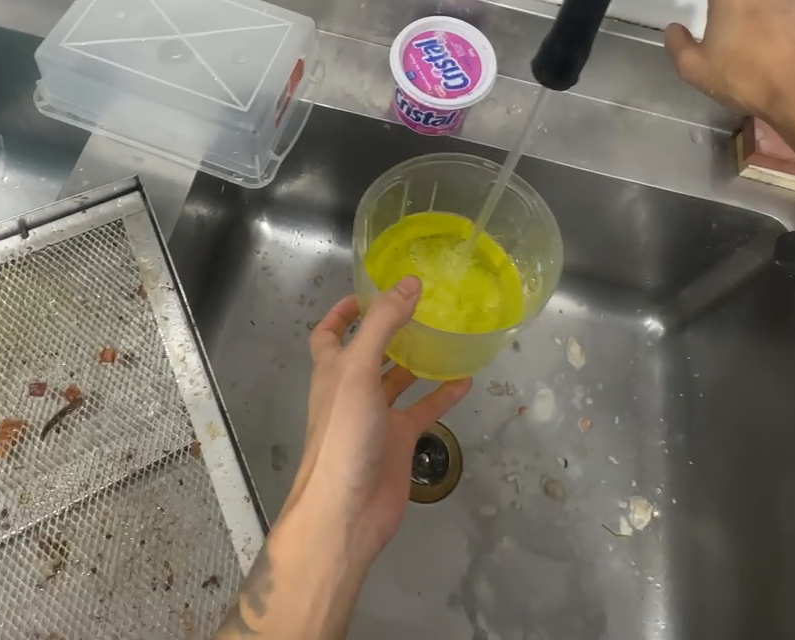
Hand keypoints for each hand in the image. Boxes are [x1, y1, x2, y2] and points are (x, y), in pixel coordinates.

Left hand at [284, 278, 471, 559]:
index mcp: (333, 369)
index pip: (329, 333)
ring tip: (445, 335)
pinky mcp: (399, 440)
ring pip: (398, 379)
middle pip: (369, 352)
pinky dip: (442, 394)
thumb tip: (409, 283)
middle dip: (388, 330)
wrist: (347, 511)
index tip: (368, 293)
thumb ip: (383, 324)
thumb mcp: (358, 369)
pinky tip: (465, 380)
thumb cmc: (343, 432)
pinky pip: (424, 410)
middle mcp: (352, 388)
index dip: (343, 312)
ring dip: (417, 359)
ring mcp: (376, 415)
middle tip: (420, 307)